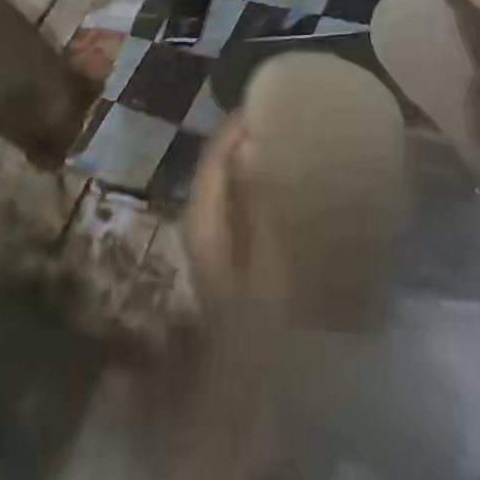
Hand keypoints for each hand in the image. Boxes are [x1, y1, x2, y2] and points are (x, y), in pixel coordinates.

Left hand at [182, 113, 286, 314]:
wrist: (238, 376)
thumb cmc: (255, 321)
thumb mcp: (263, 261)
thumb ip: (256, 204)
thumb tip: (251, 151)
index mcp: (204, 221)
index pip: (213, 160)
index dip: (233, 129)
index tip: (261, 103)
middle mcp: (199, 221)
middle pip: (214, 167)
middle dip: (240, 138)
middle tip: (278, 116)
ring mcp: (208, 236)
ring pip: (222, 182)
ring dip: (245, 158)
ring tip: (281, 138)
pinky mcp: (222, 248)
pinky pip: (231, 199)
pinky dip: (249, 181)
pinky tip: (276, 180)